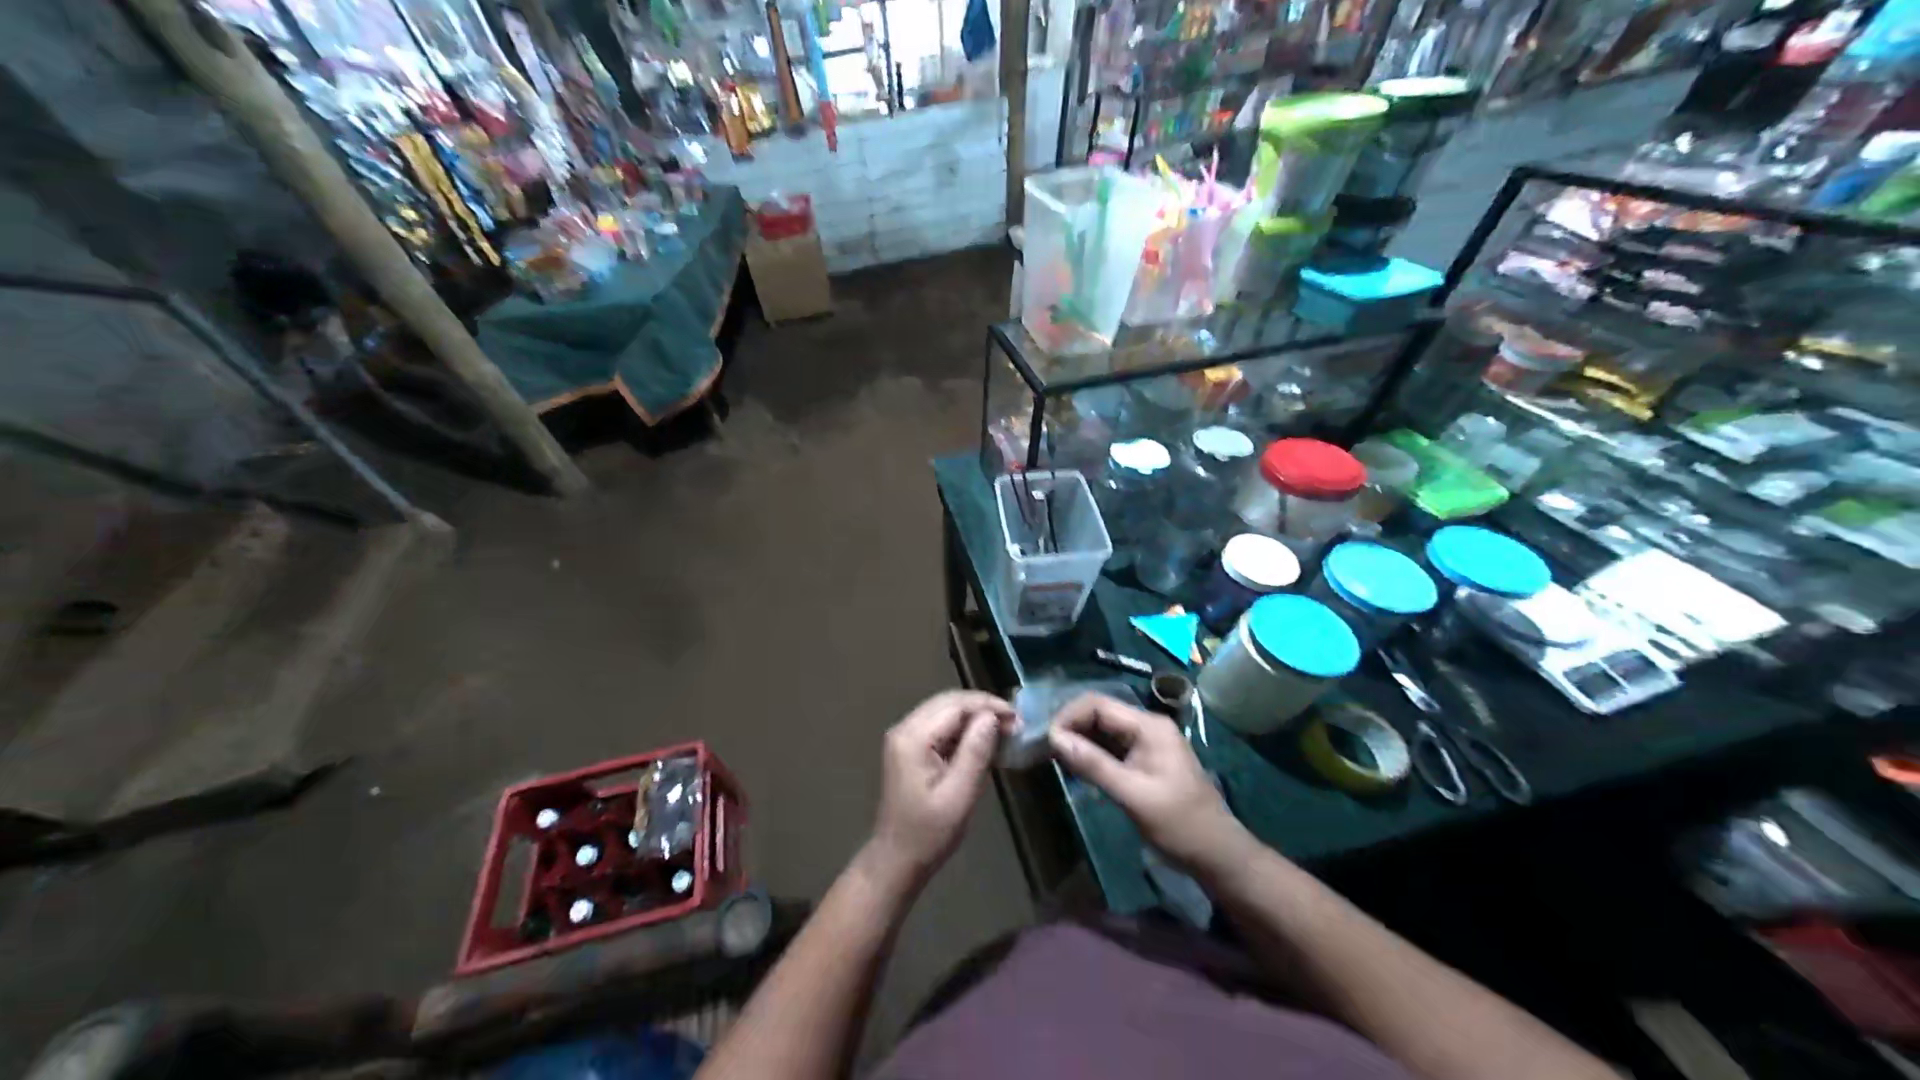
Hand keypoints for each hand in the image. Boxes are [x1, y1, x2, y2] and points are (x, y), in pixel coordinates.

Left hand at [865, 690, 1012, 890]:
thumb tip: (991, 717)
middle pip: (949, 702)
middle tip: (1015, 724)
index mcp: (913, 738)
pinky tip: (985, 741)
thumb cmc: (928, 833)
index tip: (1017, 719)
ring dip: (975, 716)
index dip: (988, 706)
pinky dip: (964, 729)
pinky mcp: (910, 747)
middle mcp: (905, 729)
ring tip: (1005, 731)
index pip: (955, 705)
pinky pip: (940, 726)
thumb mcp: (959, 795)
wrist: (897, 859)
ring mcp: (905, 737)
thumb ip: (975, 752)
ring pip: (945, 711)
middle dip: (984, 708)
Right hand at [1048, 693, 1252, 874]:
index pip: (1097, 704)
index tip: (1046, 741)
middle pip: (1098, 714)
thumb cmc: (1179, 825)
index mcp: (1149, 726)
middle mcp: (1147, 727)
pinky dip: (1090, 754)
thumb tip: (1054, 738)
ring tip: (1053, 759)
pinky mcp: (1143, 761)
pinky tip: (1074, 768)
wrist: (1218, 855)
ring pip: (1102, 731)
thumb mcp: (1133, 795)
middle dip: (1070, 727)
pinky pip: (1110, 748)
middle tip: (1044, 751)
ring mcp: (1146, 744)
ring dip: (1078, 741)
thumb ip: (1094, 764)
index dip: (1068, 716)